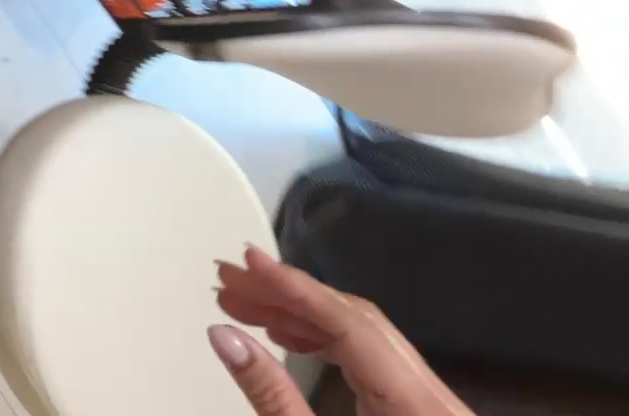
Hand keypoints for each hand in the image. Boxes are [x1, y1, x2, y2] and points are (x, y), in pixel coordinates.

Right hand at [209, 247, 472, 415]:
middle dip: (287, 294)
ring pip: (364, 336)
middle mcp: (438, 404)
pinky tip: (286, 337)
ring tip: (244, 307)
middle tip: (229, 281)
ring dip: (299, 314)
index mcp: (418, 410)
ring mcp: (436, 410)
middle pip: (357, 321)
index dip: (294, 286)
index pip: (348, 324)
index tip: (248, 260)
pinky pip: (374, 359)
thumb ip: (270, 394)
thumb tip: (223, 334)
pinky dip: (324, 338)